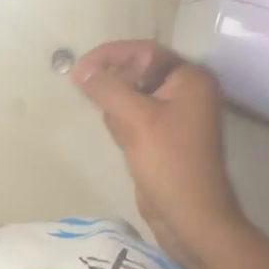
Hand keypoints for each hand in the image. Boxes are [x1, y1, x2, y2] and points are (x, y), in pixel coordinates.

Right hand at [72, 40, 241, 253]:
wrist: (190, 216)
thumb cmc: (169, 163)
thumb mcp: (136, 120)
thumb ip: (107, 88)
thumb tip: (80, 70)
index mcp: (190, 79)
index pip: (143, 52)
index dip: (109, 56)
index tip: (78, 69)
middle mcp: (186, 91)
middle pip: (137, 72)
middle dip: (114, 88)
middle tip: (95, 102)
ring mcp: (175, 115)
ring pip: (131, 96)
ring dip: (117, 109)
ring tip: (121, 132)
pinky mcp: (162, 136)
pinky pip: (134, 117)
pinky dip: (122, 125)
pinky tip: (125, 144)